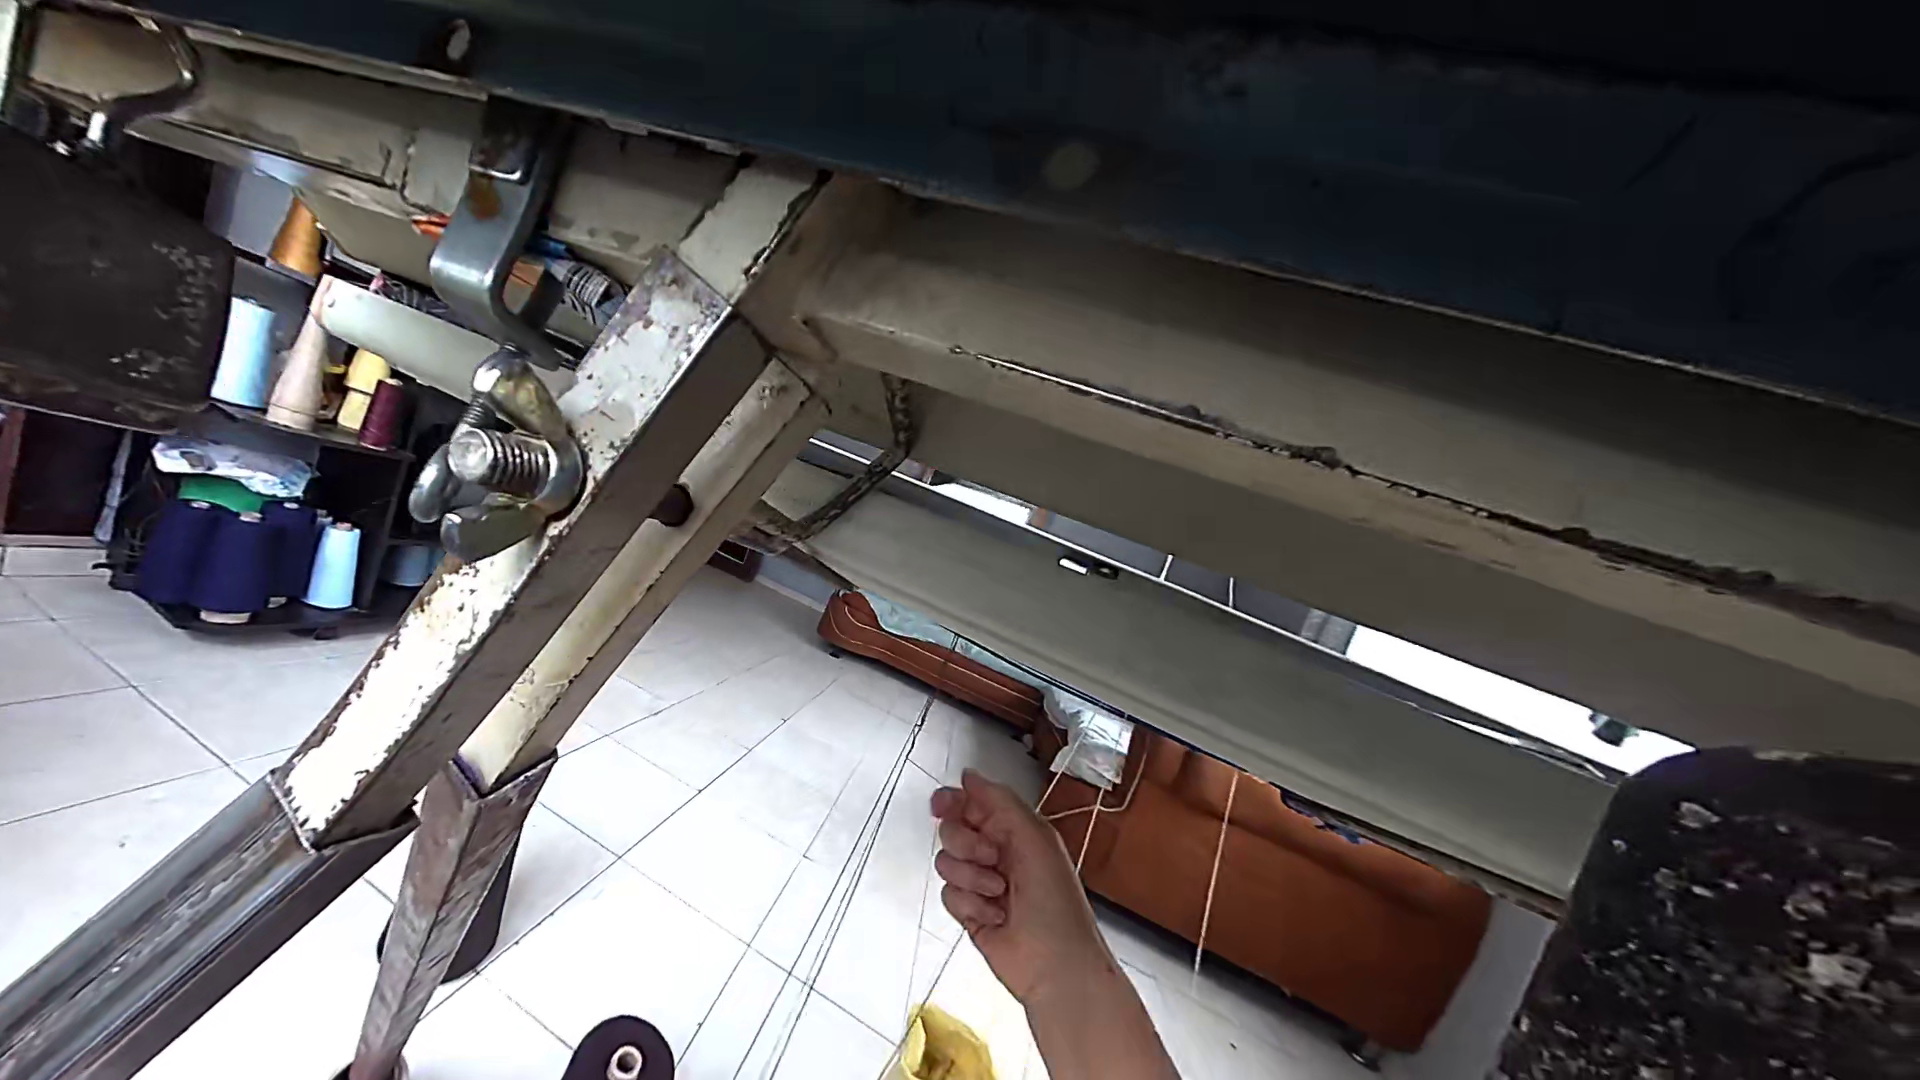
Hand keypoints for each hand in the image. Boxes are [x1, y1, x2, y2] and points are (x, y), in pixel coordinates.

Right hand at [929, 768, 1113, 1003]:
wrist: (1055, 963)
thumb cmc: (1055, 898)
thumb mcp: (1033, 837)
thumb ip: (999, 800)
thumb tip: (968, 775)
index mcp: (1012, 827)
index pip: (972, 802)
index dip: (953, 800)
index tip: (942, 806)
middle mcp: (994, 850)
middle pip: (952, 829)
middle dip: (966, 843)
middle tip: (990, 857)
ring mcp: (979, 880)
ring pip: (946, 861)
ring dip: (971, 877)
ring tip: (999, 893)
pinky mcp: (968, 910)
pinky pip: (948, 893)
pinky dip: (969, 903)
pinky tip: (994, 915)